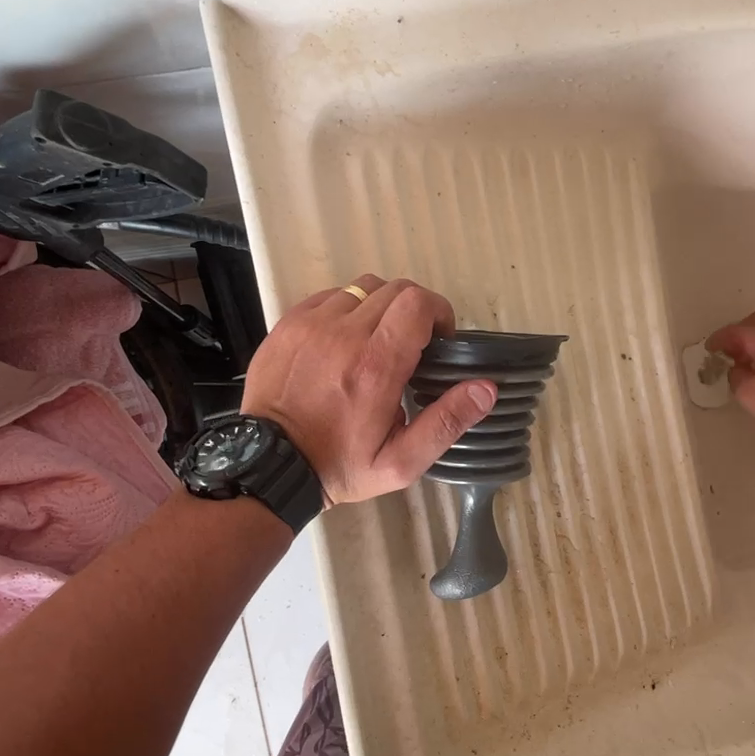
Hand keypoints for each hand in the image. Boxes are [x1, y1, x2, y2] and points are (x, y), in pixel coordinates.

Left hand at [241, 275, 496, 506]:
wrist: (268, 467)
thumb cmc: (341, 466)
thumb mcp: (402, 462)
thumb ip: (447, 422)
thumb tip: (486, 388)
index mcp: (375, 365)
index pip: (418, 303)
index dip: (439, 313)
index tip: (440, 340)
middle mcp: (342, 334)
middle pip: (395, 289)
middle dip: (415, 310)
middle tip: (415, 344)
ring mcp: (310, 325)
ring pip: (362, 288)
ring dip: (381, 307)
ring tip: (379, 341)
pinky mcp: (287, 325)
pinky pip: (330, 296)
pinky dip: (348, 309)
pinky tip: (346, 341)